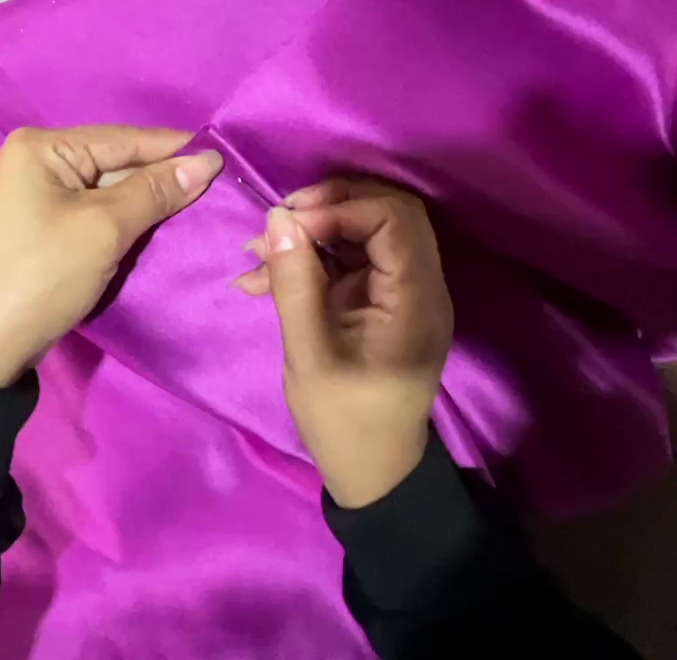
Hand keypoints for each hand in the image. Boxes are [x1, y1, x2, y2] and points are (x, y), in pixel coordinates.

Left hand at [0, 125, 223, 387]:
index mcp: (40, 146)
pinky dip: (119, 217)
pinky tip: (151, 224)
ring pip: (102, 188)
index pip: (122, 138)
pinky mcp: (34, 226)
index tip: (222, 157)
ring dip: (142, 199)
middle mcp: (32, 160)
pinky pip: (88, 210)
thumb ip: (155, 191)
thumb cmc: (41, 275)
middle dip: (159, 175)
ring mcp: (30, 194)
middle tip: (213, 186)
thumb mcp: (104, 228)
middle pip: (112, 160)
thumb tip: (205, 161)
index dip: (174, 149)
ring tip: (193, 204)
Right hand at [235, 178, 453, 507]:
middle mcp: (419, 284)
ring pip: (364, 229)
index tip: (290, 224)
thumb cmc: (344, 421)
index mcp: (416, 298)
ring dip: (312, 230)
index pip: (394, 218)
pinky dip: (310, 255)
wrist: (370, 470)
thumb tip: (277, 217)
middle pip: (385, 212)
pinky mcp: (378, 299)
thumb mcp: (310, 355)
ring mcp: (400, 290)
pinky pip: (348, 257)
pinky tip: (263, 275)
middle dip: (328, 206)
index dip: (342, 208)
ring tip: (257, 252)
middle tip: (279, 220)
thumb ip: (295, 283)